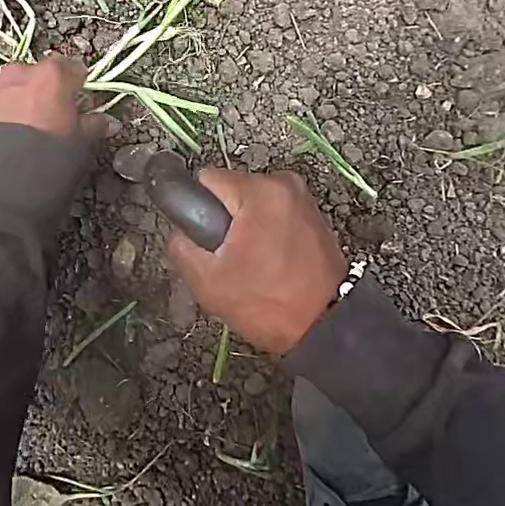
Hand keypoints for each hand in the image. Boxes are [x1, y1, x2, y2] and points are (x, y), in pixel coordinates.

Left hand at [0, 55, 116, 139]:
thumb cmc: (49, 162)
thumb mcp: (80, 144)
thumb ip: (93, 125)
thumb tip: (106, 121)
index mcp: (51, 76)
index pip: (72, 67)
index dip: (80, 85)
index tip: (83, 102)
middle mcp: (18, 74)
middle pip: (39, 75)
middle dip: (48, 91)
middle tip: (55, 118)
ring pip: (13, 87)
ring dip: (23, 100)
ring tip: (28, 129)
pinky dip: (1, 112)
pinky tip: (7, 136)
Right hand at [165, 169, 347, 355]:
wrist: (324, 325)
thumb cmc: (270, 303)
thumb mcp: (208, 280)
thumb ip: (181, 245)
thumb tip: (180, 230)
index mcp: (261, 190)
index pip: (207, 180)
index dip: (199, 211)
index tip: (209, 240)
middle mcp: (285, 184)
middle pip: (231, 191)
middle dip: (224, 221)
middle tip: (230, 259)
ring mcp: (302, 198)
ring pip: (251, 204)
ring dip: (244, 228)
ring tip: (251, 264)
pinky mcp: (312, 214)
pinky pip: (272, 214)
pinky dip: (265, 233)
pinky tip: (269, 262)